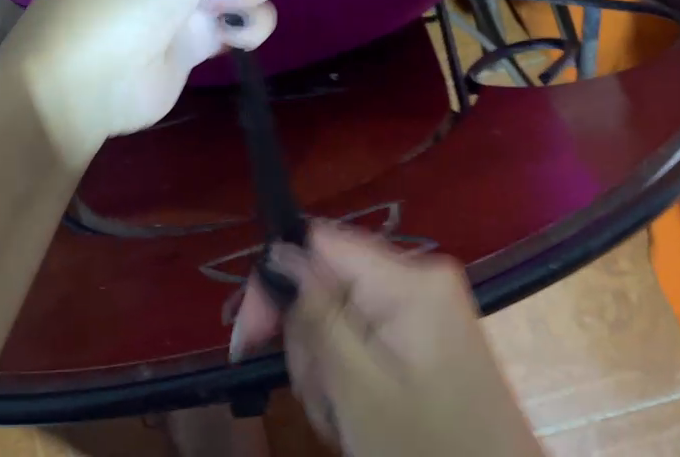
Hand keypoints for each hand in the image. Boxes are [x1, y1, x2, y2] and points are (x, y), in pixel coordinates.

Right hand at [230, 224, 542, 456]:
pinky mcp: (428, 338)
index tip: (251, 335)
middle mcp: (420, 279)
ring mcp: (427, 310)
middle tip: (319, 396)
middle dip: (309, 341)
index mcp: (409, 278)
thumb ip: (315, 311)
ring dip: (327, 367)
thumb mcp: (358, 386)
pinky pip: (366, 337)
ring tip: (342, 415)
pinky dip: (350, 375)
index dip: (277, 282)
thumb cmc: (427, 450)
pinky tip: (358, 415)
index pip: (318, 244)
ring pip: (340, 316)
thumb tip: (278, 250)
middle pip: (327, 282)